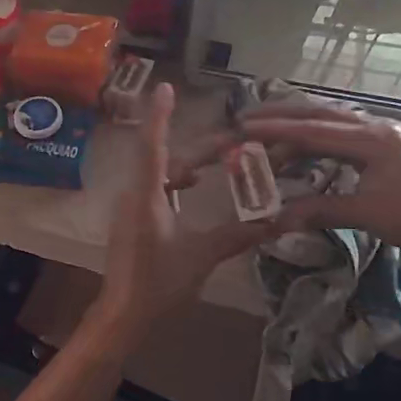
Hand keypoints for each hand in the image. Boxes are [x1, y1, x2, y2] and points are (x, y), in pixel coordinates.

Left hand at [93, 84, 274, 335]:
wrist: (123, 313)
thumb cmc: (158, 283)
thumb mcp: (201, 256)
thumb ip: (237, 235)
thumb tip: (277, 220)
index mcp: (144, 196)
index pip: (152, 146)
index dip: (159, 115)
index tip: (165, 87)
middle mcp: (132, 195)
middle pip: (163, 159)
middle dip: (198, 148)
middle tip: (235, 138)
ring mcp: (129, 209)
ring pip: (160, 175)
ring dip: (188, 166)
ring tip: (223, 159)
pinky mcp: (132, 222)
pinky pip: (155, 191)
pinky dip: (176, 184)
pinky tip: (195, 187)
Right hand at [233, 102, 400, 263]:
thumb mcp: (368, 215)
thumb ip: (319, 210)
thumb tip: (275, 218)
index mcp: (372, 140)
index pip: (312, 130)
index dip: (274, 129)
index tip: (241, 127)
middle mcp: (379, 128)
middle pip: (321, 113)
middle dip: (282, 115)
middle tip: (248, 118)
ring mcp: (390, 134)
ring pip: (335, 119)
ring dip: (301, 123)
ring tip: (271, 130)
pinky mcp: (396, 145)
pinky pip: (348, 131)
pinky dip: (320, 135)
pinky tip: (310, 145)